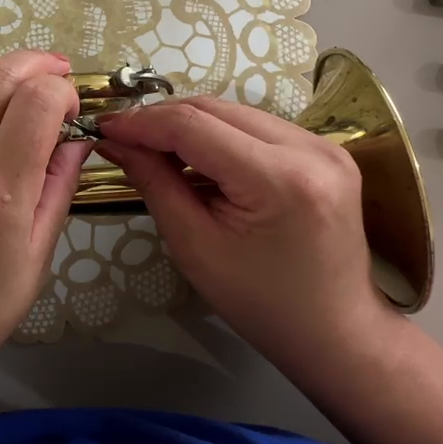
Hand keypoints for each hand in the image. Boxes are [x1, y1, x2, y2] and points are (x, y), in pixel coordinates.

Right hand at [97, 96, 393, 363]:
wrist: (338, 334)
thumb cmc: (261, 302)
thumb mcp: (194, 246)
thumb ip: (153, 182)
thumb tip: (114, 140)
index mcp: (280, 180)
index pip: (193, 126)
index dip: (141, 122)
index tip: (103, 128)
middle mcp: (309, 149)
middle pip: (213, 109)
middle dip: (161, 119)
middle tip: (122, 138)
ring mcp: (324, 145)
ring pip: (232, 111)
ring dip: (187, 123)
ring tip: (153, 148)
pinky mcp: (325, 149)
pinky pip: (254, 124)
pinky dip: (217, 133)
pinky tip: (195, 156)